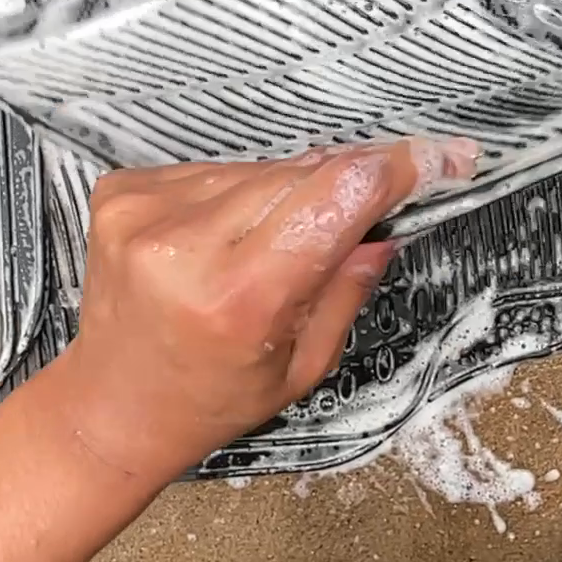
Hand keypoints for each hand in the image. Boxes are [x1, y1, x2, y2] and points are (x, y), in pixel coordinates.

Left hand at [42, 139, 478, 477]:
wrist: (115, 404)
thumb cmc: (216, 398)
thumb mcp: (304, 366)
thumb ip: (347, 289)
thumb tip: (384, 228)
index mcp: (240, 299)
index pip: (336, 198)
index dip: (399, 168)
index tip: (446, 156)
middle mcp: (185, 244)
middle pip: (305, 172)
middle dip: (352, 180)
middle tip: (376, 202)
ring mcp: (145, 211)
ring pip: (262, 168)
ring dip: (295, 191)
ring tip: (283, 243)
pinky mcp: (122, 191)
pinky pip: (217, 171)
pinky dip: (245, 193)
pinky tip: (234, 235)